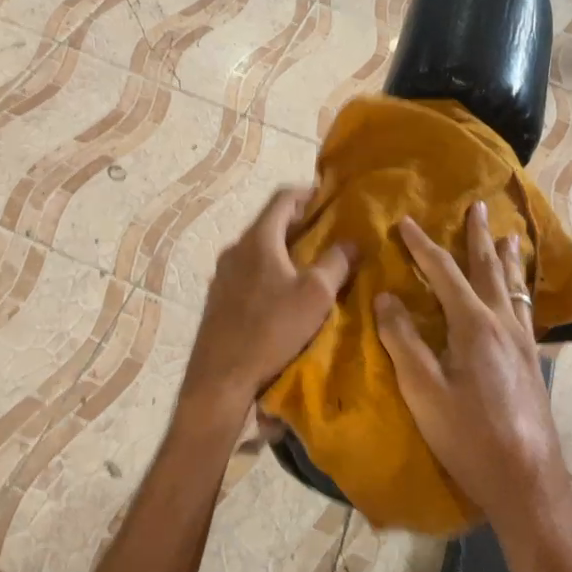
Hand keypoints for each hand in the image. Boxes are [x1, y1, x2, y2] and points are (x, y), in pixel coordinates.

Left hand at [181, 187, 355, 417]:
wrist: (220, 379)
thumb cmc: (271, 330)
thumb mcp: (315, 295)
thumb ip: (336, 263)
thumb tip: (352, 241)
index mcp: (258, 239)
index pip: (282, 198)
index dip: (307, 193)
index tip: (329, 198)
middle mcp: (235, 249)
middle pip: (269, 223)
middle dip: (298, 223)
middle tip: (327, 231)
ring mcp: (222, 276)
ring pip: (258, 249)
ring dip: (284, 249)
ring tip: (310, 263)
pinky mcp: (218, 300)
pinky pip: (248, 272)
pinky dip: (269, 270)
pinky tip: (284, 293)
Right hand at [375, 202, 564, 530]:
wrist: (527, 482)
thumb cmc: (469, 436)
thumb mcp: (423, 390)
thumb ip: (403, 340)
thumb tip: (386, 296)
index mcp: (474, 324)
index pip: (444, 272)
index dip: (423, 245)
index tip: (405, 221)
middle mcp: (503, 324)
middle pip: (489, 269)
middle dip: (479, 236)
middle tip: (479, 207)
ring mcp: (523, 343)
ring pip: (515, 288)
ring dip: (508, 259)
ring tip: (510, 237)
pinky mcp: (533, 364)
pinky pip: (526, 311)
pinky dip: (520, 290)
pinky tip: (521, 299)